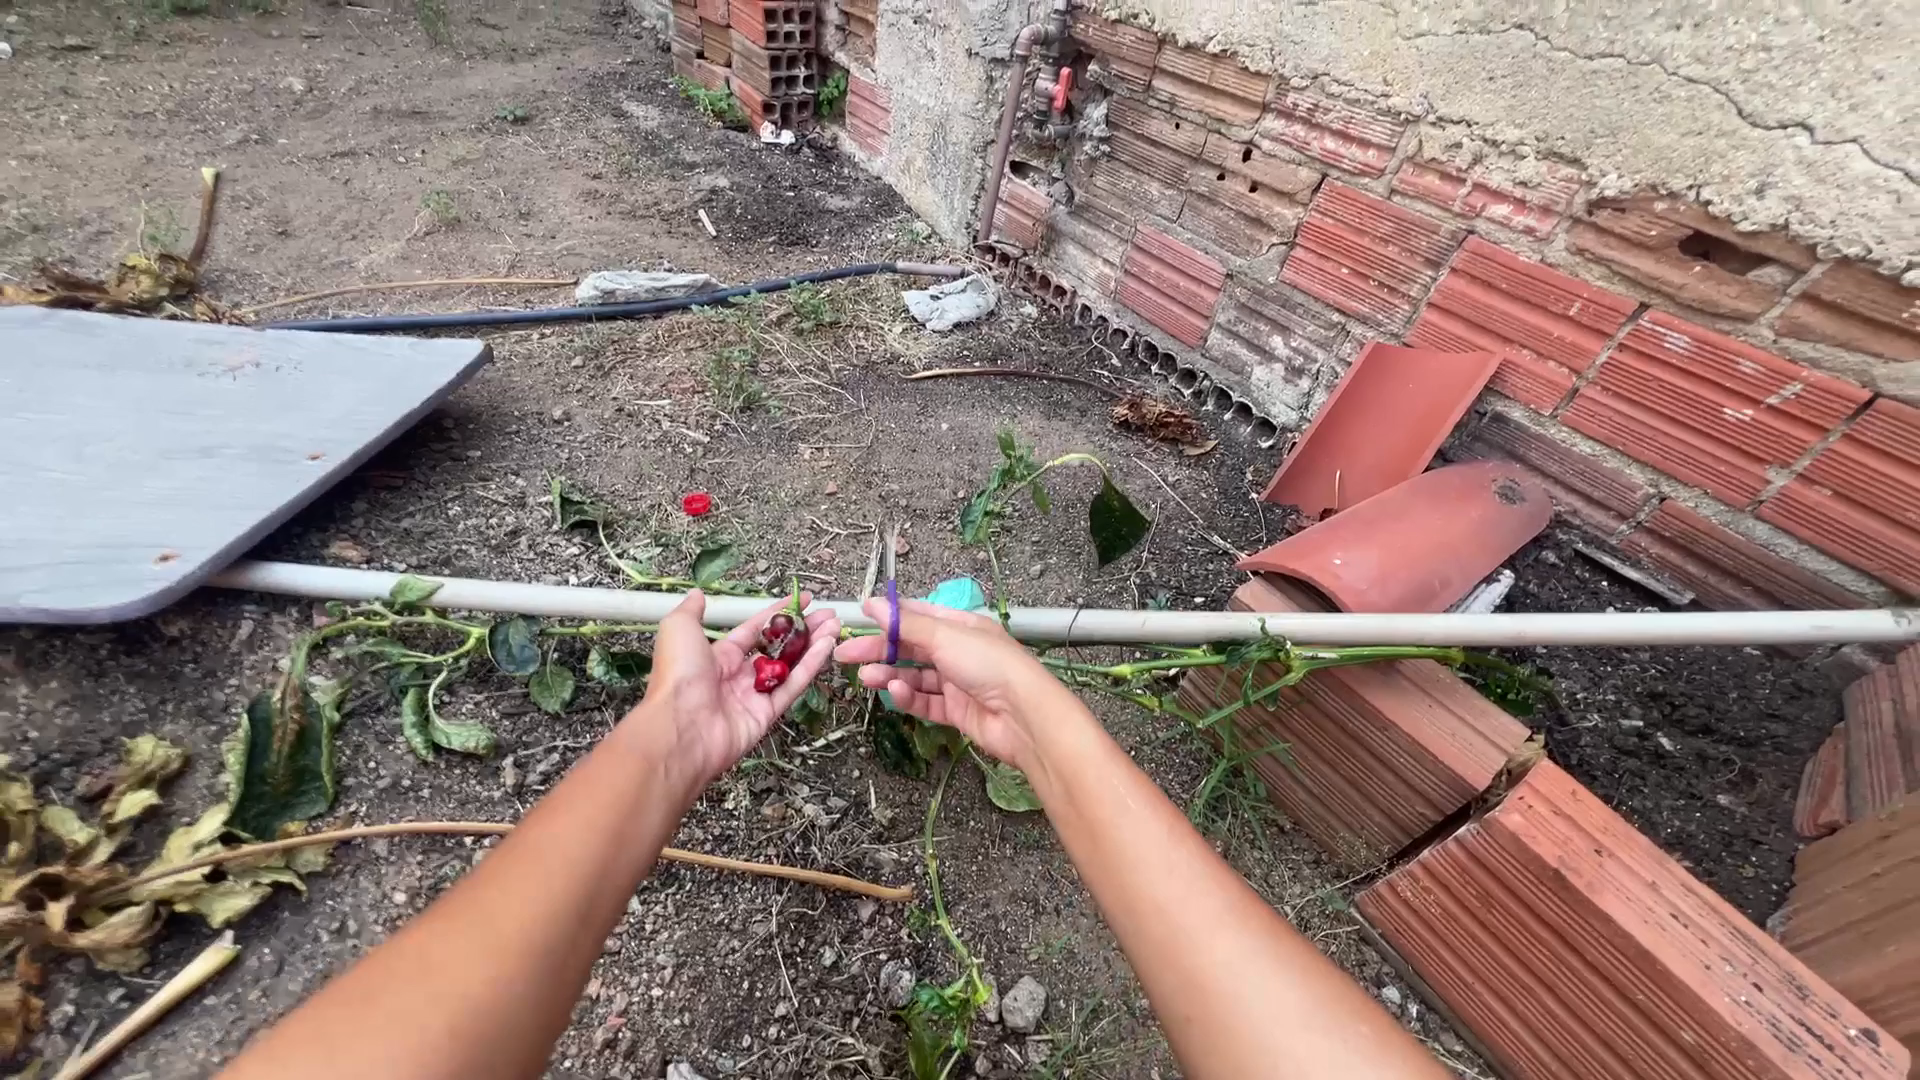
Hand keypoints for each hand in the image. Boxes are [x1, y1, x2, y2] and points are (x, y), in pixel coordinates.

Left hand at [634, 590, 839, 787]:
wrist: (680, 728)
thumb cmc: (676, 676)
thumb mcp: (678, 630)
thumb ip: (692, 611)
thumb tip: (698, 594)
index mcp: (718, 655)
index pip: (755, 629)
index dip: (778, 613)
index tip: (801, 600)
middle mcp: (738, 675)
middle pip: (778, 647)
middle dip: (803, 629)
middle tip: (827, 614)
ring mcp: (754, 695)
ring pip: (791, 665)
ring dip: (813, 644)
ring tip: (834, 625)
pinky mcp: (768, 713)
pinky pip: (793, 685)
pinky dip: (811, 666)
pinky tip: (827, 646)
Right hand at [832, 597, 1079, 773]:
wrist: (1024, 717)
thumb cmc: (991, 666)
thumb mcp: (946, 637)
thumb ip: (906, 623)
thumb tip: (874, 603)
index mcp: (961, 626)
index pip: (918, 616)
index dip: (889, 617)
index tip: (860, 618)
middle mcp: (959, 651)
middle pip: (911, 647)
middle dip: (879, 649)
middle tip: (845, 655)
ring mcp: (957, 682)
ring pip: (914, 676)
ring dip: (889, 674)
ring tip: (867, 676)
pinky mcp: (956, 711)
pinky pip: (925, 701)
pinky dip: (908, 697)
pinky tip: (895, 692)